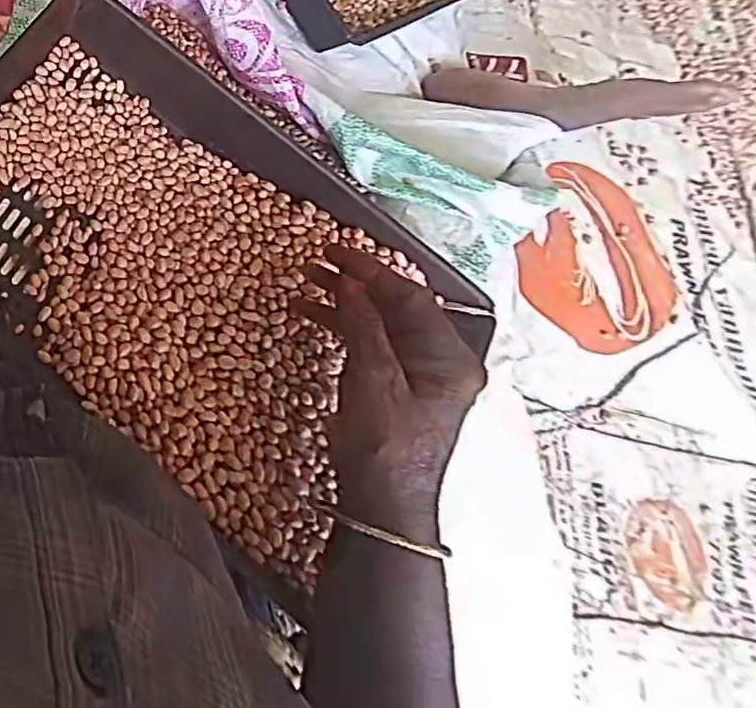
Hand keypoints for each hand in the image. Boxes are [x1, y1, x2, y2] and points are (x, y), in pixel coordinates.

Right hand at [294, 248, 483, 541]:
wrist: (382, 504)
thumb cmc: (385, 446)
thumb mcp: (374, 382)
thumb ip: (364, 327)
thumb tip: (351, 282)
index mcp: (449, 359)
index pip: (410, 298)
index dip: (372, 270)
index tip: (336, 251)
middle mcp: (438, 359)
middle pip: (396, 306)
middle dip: (356, 281)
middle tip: (318, 260)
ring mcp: (415, 371)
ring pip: (378, 320)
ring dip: (343, 300)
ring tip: (306, 279)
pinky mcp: (392, 382)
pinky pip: (367, 341)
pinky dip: (340, 324)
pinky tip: (309, 311)